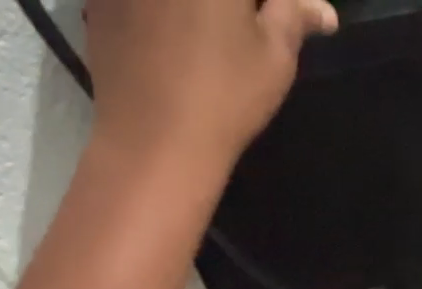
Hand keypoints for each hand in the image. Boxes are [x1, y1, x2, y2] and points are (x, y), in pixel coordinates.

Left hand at [85, 0, 338, 177]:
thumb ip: (295, 15)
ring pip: (175, 2)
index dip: (269, 4)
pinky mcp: (98, 1)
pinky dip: (159, 15)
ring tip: (207, 41)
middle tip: (247, 26)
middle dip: (235, 8)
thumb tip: (323, 9)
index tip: (278, 17)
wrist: (155, 141)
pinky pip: (140, 3)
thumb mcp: (275, 56)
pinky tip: (171, 43)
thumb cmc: (226, 96)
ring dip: (195, 12)